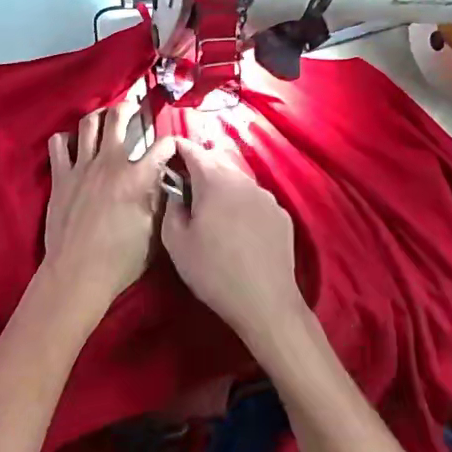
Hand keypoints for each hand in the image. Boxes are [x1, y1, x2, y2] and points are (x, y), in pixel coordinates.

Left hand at [41, 100, 176, 308]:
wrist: (77, 274)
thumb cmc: (121, 260)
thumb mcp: (155, 232)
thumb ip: (161, 201)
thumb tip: (166, 182)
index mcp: (137, 177)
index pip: (162, 145)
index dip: (172, 142)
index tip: (174, 145)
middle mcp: (110, 162)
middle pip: (118, 117)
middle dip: (129, 107)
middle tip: (134, 109)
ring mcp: (82, 167)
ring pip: (88, 123)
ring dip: (99, 116)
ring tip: (105, 118)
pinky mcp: (60, 176)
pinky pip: (59, 144)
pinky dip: (67, 139)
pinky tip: (73, 144)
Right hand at [161, 139, 308, 349]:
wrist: (265, 302)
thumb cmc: (213, 271)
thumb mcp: (176, 243)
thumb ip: (171, 209)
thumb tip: (176, 193)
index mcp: (214, 181)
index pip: (193, 150)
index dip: (178, 148)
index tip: (169, 153)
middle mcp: (243, 180)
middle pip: (218, 160)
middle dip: (201, 166)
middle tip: (187, 186)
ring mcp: (266, 197)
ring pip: (239, 180)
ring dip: (223, 187)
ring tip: (214, 211)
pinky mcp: (281, 215)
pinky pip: (256, 200)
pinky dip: (243, 205)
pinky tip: (239, 229)